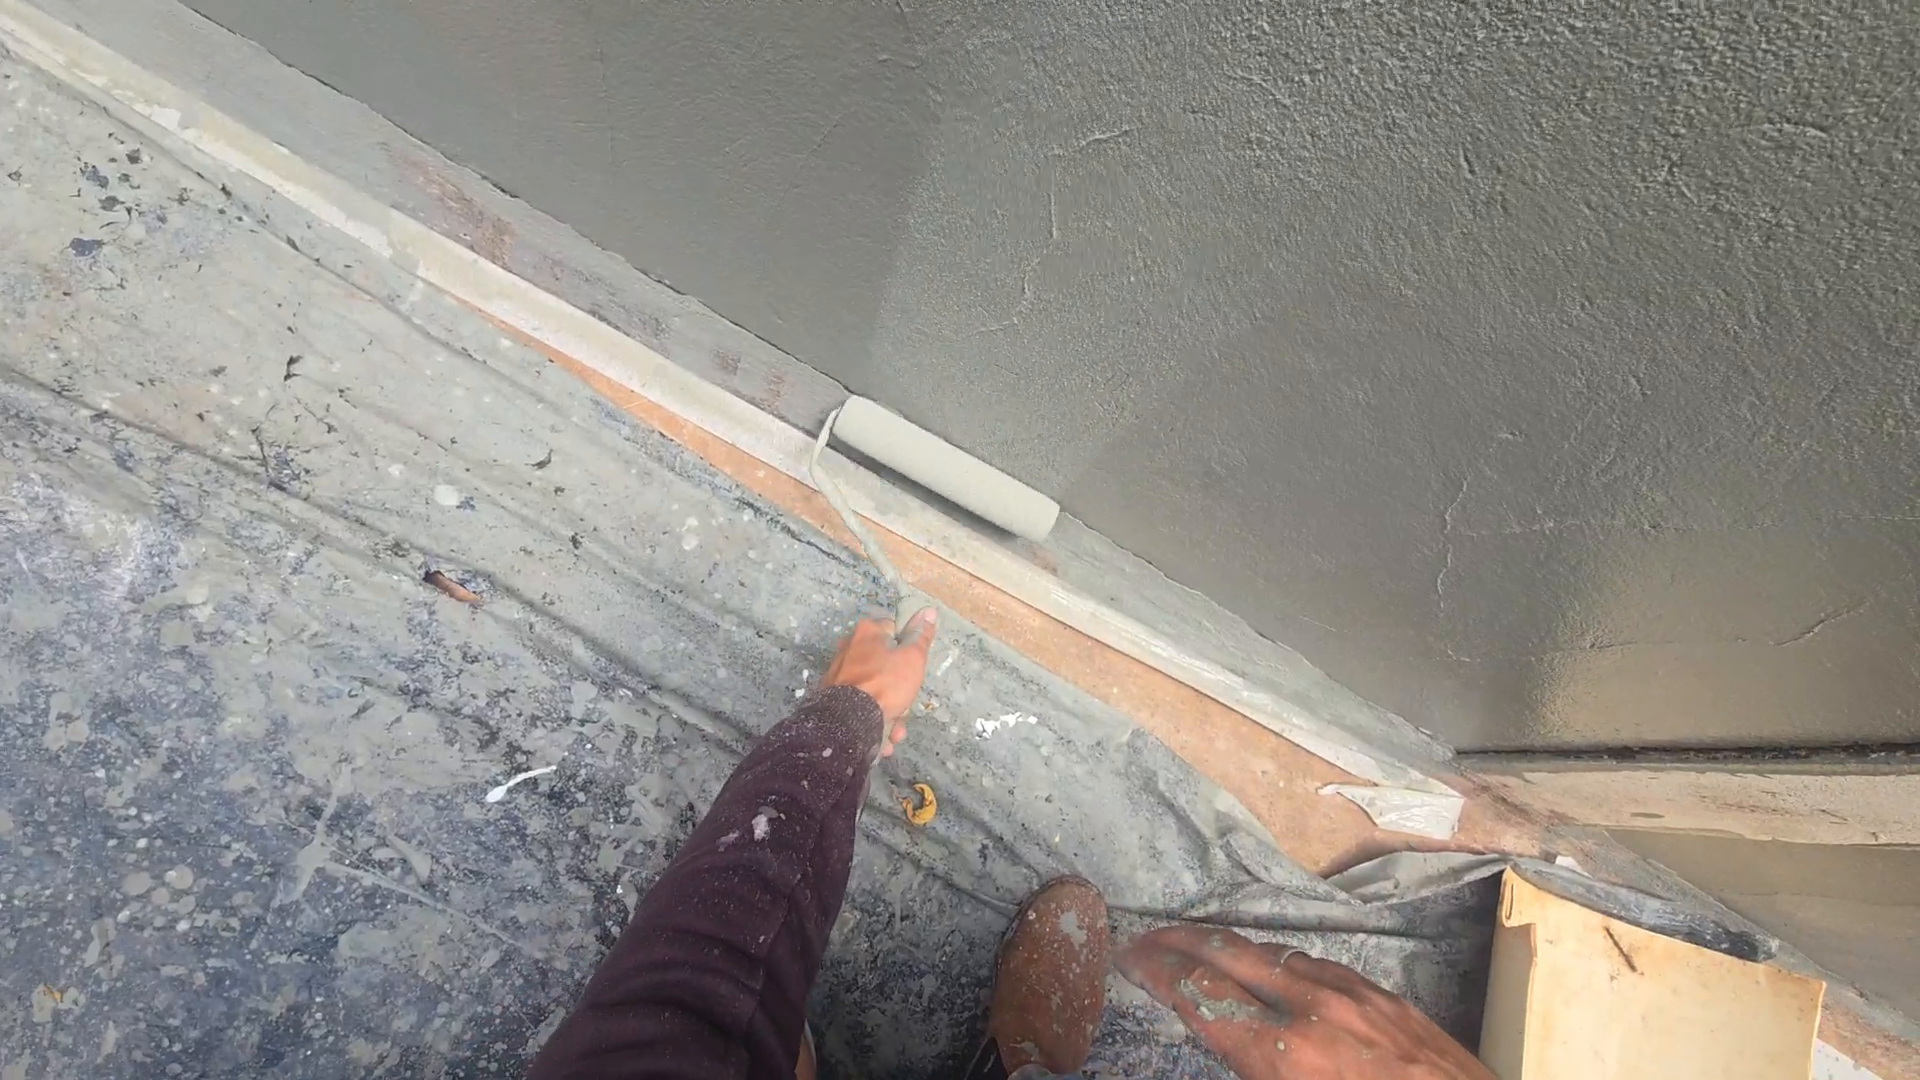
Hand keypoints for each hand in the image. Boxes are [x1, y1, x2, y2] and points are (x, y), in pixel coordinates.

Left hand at [821, 609, 937, 755]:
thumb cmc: (885, 683)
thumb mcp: (913, 658)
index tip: (913, 667)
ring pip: (875, 686)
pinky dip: (873, 715)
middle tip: (905, 703)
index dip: (908, 649)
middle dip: (899, 687)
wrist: (848, 722)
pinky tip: (882, 733)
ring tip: (895, 728)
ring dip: (889, 708)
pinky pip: (861, 702)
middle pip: (885, 663)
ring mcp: (839, 671)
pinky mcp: (832, 694)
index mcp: (867, 630)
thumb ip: (921, 636)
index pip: (895, 630)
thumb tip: (929, 611)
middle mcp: (849, 646)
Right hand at [1116, 927, 1494, 1079]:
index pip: (1202, 997)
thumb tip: (1225, 1045)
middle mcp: (1312, 1008)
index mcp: (1291, 1057)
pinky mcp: (1377, 990)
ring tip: (1188, 948)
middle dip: (1175, 942)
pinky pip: (1305, 960)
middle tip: (1141, 939)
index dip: (1157, 973)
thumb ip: (1255, 1072)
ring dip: (1219, 946)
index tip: (1126, 958)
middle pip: (1223, 953)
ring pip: (1263, 950)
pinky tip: (1260, 968)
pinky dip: (1266, 957)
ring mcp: (1348, 991)